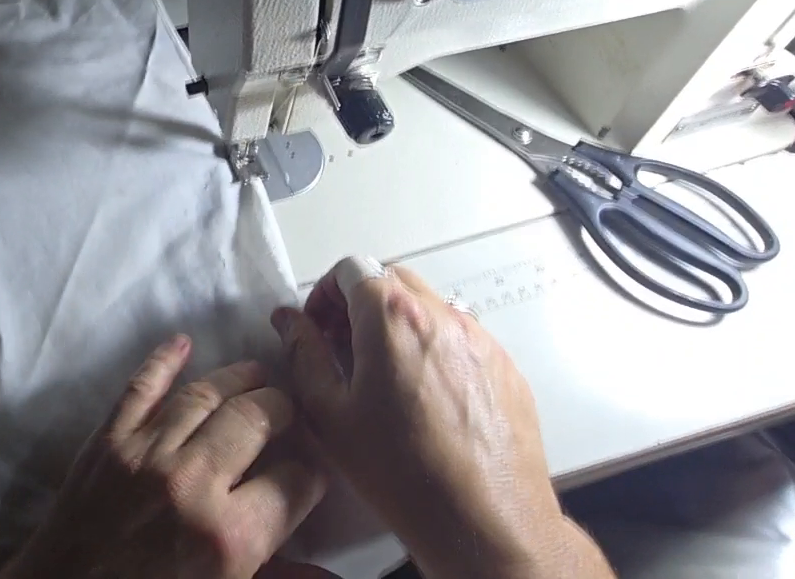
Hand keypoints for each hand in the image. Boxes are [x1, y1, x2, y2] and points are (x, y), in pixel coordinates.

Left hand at [0, 334, 328, 578]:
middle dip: (280, 408)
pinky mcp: (108, 437)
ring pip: (204, 395)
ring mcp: (145, 452)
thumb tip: (337, 578)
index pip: (293, 484)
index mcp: (227, 539)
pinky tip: (183, 343)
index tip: (312, 464)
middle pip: (253, 421)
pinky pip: (140, 386)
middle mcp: (191, 484)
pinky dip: (163, 360)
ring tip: (257, 373)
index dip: (310, 471)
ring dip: (236, 377)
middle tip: (288, 408)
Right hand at [272, 257, 611, 578]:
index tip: (320, 327)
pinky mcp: (504, 365)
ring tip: (385, 373)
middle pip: (389, 278)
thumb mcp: (330, 413)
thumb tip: (289, 320)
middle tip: (344, 345)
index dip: (326, 292)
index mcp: (392, 317)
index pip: (350, 267)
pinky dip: (433, 346)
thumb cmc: (402, 473)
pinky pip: (459, 335)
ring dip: (397, 321)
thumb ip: (303, 352)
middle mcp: (440, 314)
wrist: (488, 526)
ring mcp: (479, 338)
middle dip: (360, 301)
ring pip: (426, 304)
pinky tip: (425, 395)